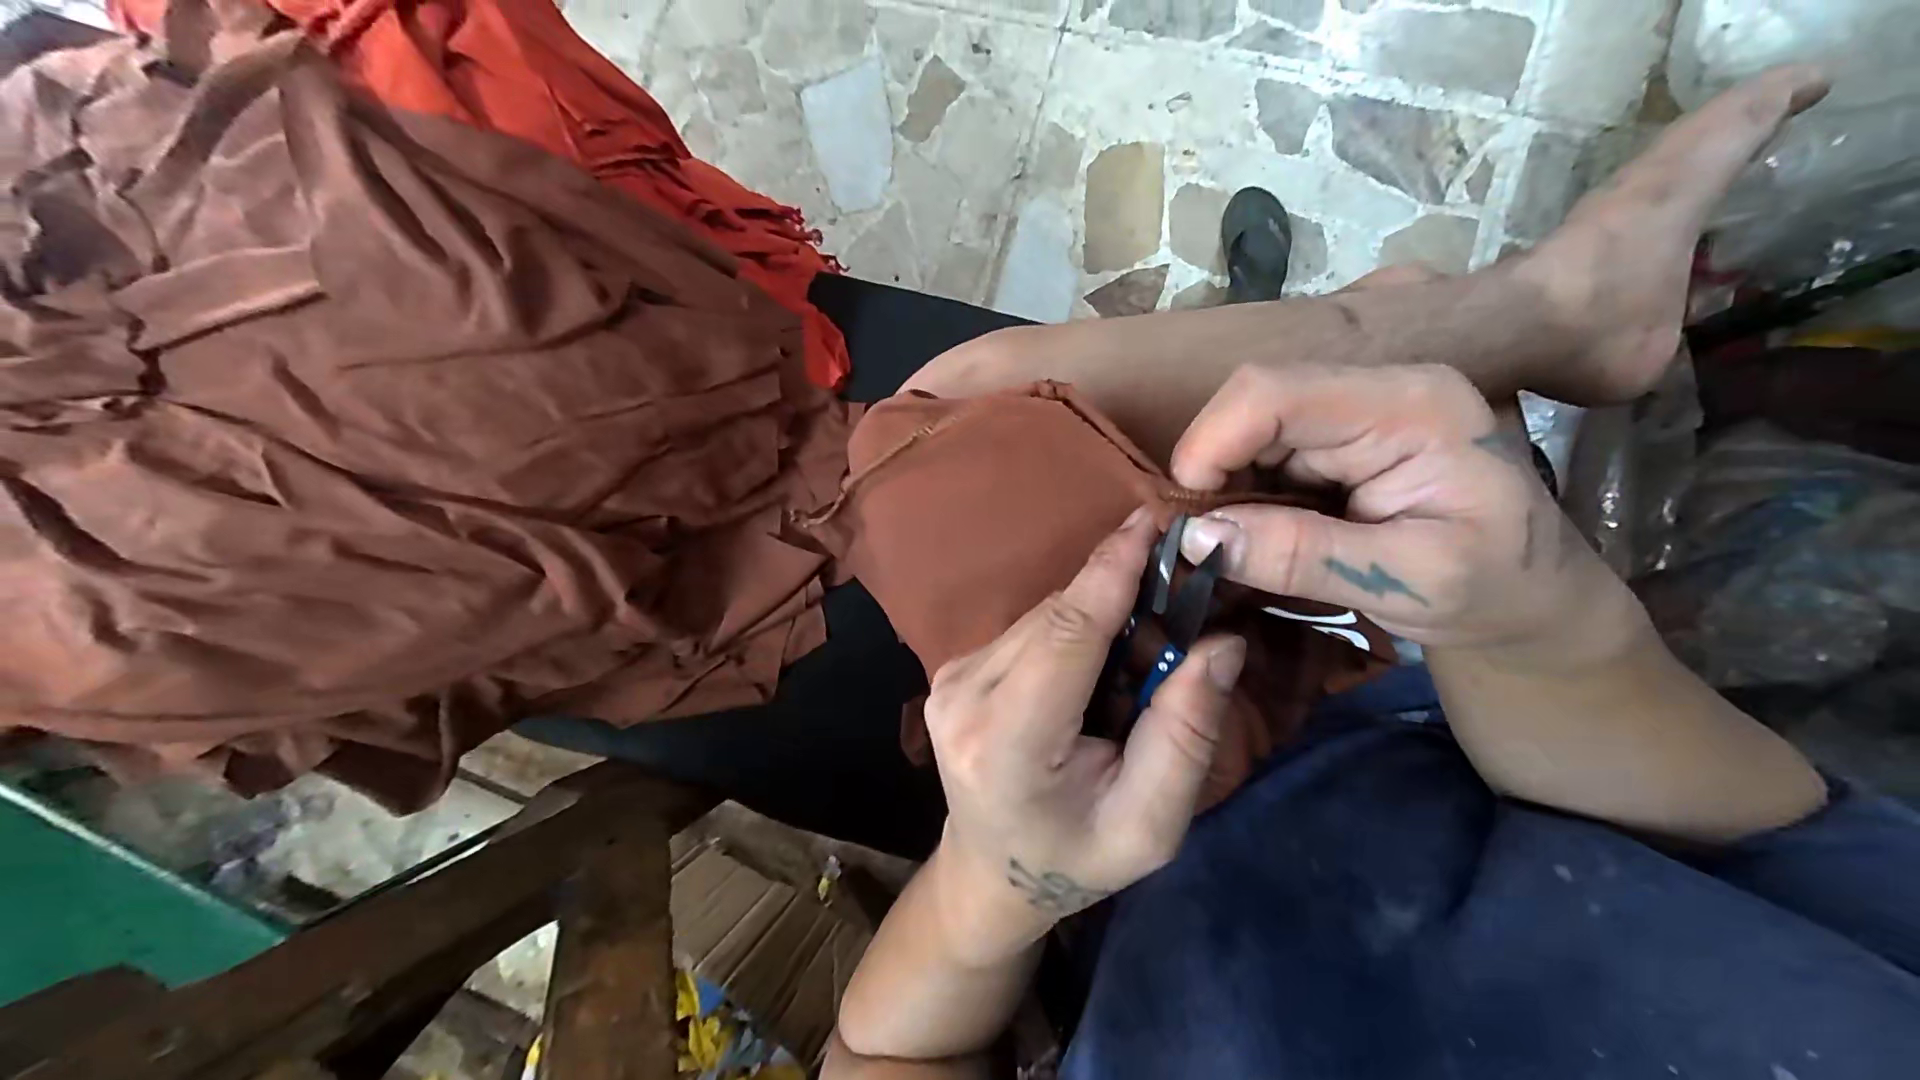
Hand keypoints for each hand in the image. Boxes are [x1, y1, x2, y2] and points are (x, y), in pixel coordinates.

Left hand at [921, 509, 1246, 962]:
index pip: (1066, 632)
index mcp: (1005, 739)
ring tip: (1135, 657)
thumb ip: (1183, 736)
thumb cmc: (1073, 858)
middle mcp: (963, 695)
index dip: (1111, 570)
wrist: (991, 869)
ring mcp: (949, 677)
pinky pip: (1027, 627)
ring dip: (1096, 614)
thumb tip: (1220, 643)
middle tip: (1178, 598)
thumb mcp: (1148, 825)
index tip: (1152, 518)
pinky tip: (1093, 666)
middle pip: (1056, 615)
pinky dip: (1070, 629)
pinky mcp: (952, 667)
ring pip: (1042, 614)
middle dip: (1119, 592)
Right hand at [1170, 363, 1641, 670]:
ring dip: (1223, 486)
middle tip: (1209, 540)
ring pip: (1245, 428)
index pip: (1272, 392)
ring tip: (1236, 542)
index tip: (1192, 517)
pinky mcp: (1334, 436)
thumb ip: (1302, 557)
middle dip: (1212, 473)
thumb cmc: (1493, 588)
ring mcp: (1352, 410)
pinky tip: (1255, 529)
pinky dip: (1238, 493)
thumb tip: (1195, 537)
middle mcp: (1374, 388)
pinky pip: (1258, 450)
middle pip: (1250, 405)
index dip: (1209, 443)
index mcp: (1409, 405)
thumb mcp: (1406, 584)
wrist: (1530, 592)